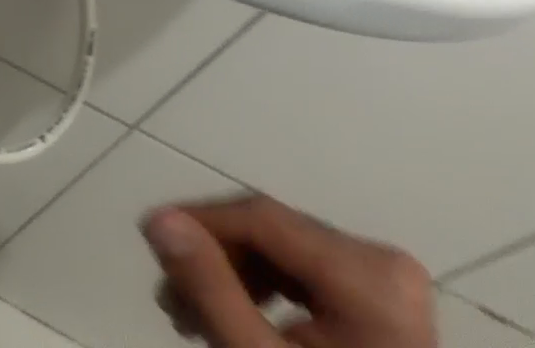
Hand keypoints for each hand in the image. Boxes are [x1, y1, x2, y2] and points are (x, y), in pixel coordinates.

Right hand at [142, 197, 436, 347]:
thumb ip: (210, 289)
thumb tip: (159, 220)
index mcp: (366, 273)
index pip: (261, 217)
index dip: (198, 220)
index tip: (149, 238)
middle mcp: (382, 261)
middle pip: (270, 235)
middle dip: (212, 260)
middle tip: (170, 298)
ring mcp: (384, 281)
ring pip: (280, 253)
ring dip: (230, 276)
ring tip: (190, 316)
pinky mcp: (378, 301)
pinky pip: (303, 275)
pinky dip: (261, 291)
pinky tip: (231, 317)